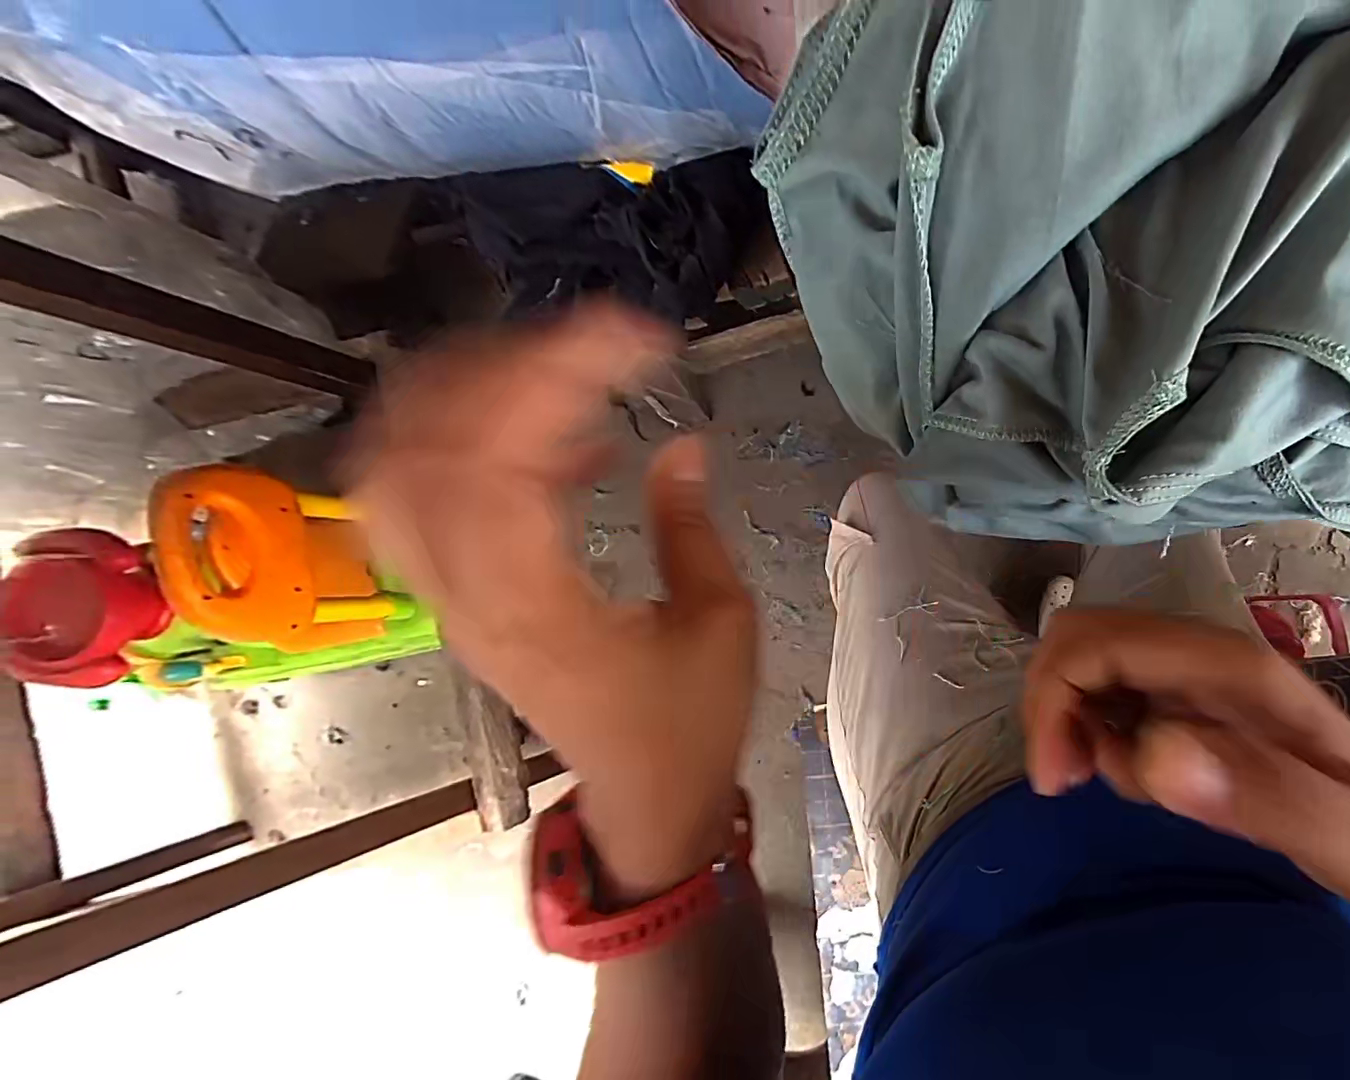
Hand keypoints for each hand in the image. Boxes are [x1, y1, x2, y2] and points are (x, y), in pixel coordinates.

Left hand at [348, 304, 757, 894]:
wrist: (647, 795)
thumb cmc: (692, 719)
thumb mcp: (722, 620)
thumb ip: (691, 526)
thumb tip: (683, 445)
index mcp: (540, 606)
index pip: (507, 461)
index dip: (563, 377)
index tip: (637, 336)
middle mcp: (468, 597)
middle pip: (422, 448)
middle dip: (503, 366)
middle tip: (594, 338)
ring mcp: (448, 601)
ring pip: (395, 468)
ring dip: (463, 395)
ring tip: (553, 363)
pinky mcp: (459, 601)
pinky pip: (422, 502)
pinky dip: (467, 445)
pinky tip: (556, 438)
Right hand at [1022, 609, 1349, 919]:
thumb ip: (1261, 795)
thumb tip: (1152, 756)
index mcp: (1227, 665)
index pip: (1099, 642)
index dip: (1055, 697)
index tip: (1058, 779)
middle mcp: (1199, 651)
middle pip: (1080, 636)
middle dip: (1053, 701)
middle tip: (1070, 778)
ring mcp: (1189, 670)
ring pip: (1087, 660)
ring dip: (1072, 717)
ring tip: (1118, 779)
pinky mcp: (1183, 694)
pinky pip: (1107, 689)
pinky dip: (1092, 726)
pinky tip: (1133, 769)